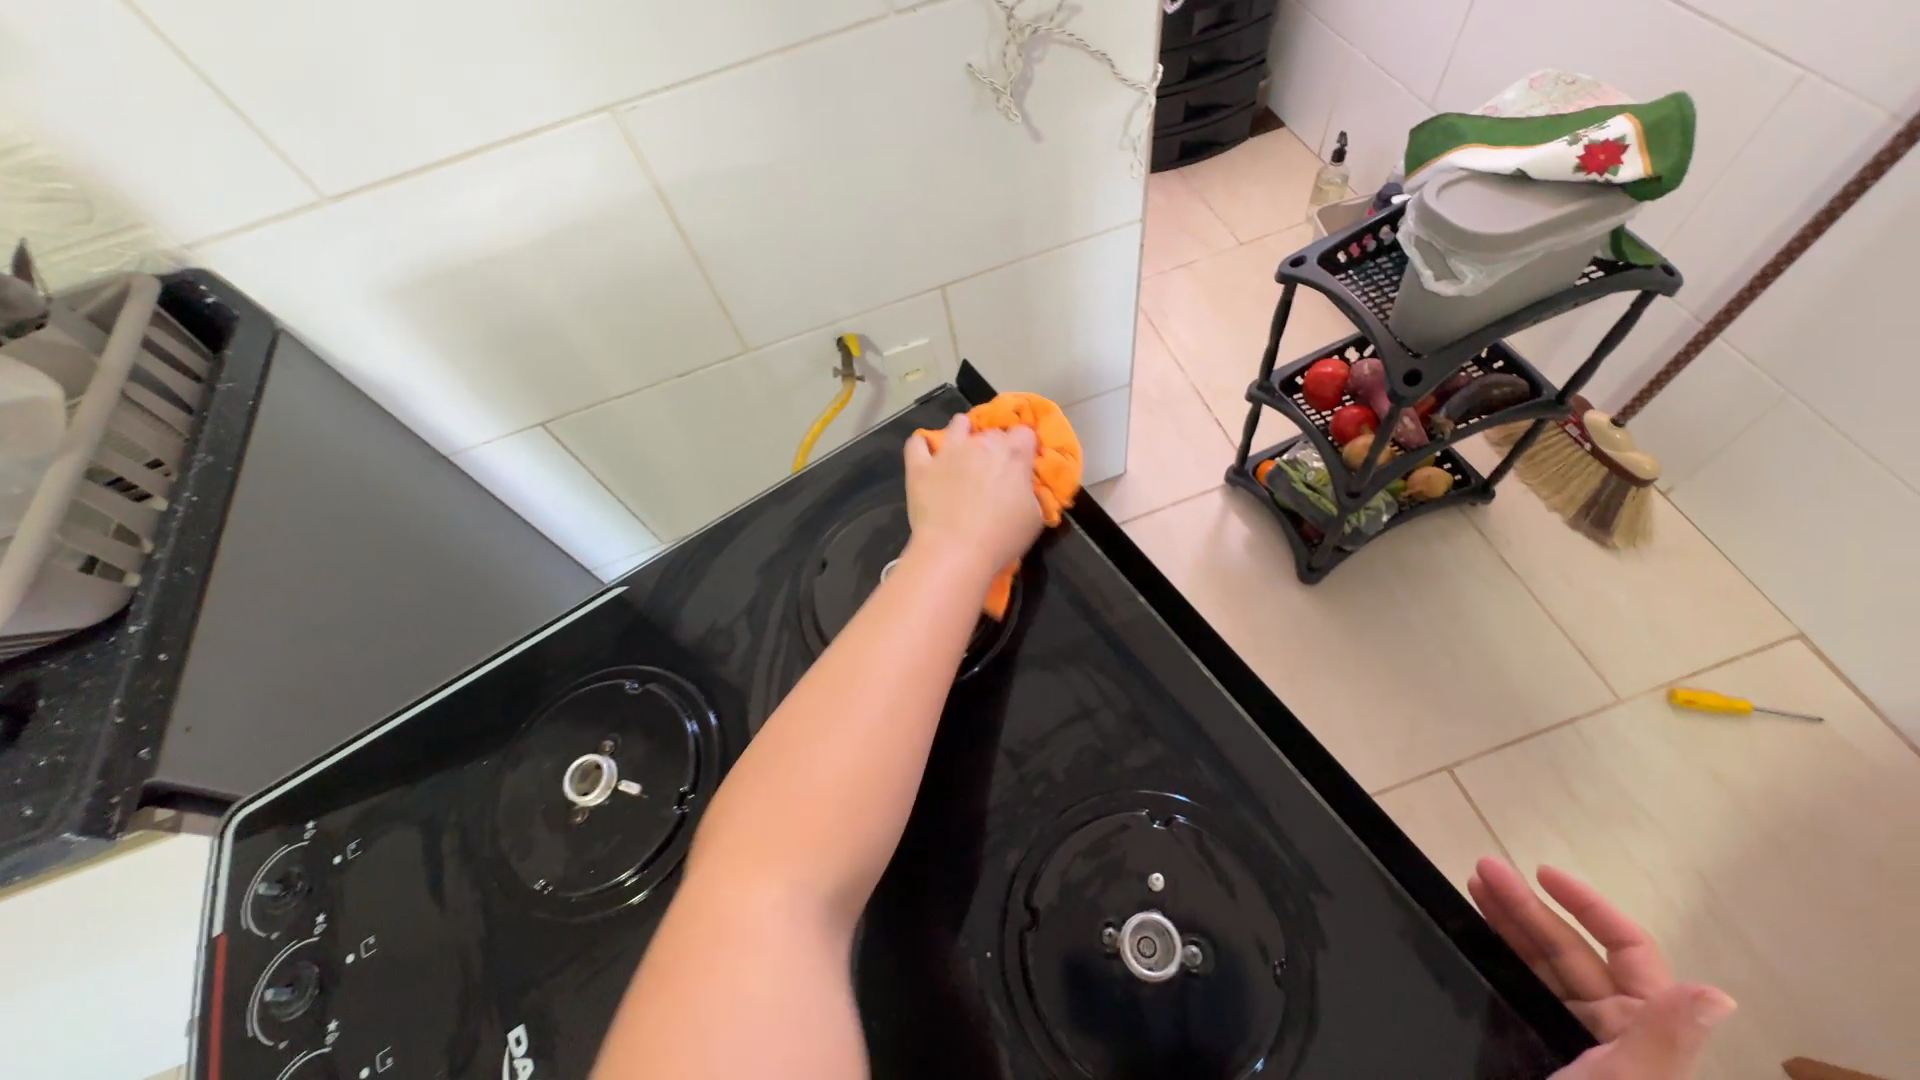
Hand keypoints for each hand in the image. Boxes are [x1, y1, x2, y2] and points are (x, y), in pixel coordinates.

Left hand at [904, 413, 1043, 576]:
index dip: (1025, 446)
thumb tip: (1026, 485)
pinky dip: (922, 444)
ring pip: (957, 425)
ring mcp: (948, 452)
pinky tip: (927, 452)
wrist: (954, 553)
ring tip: (963, 448)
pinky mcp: (920, 466)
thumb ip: (1032, 492)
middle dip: (996, 445)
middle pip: (992, 432)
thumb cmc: (1001, 538)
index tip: (1024, 463)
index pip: (1025, 433)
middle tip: (994, 470)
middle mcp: (980, 444)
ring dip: (963, 431)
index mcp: (1013, 454)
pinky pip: (917, 443)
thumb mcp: (1035, 518)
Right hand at [1469, 858, 1734, 1079]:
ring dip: (1507, 919)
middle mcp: (1615, 1028)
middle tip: (1480, 870)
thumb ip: (1665, 1038)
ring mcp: (1572, 1034)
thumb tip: (1716, 991)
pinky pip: (1517, 982)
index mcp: (1647, 1031)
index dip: (1589, 907)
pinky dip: (1496, 949)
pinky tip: (1474, 928)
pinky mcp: (1535, 1040)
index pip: (1629, 951)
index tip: (1541, 873)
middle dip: (1528, 905)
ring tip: (1471, 884)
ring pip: (1540, 960)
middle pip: (1572, 949)